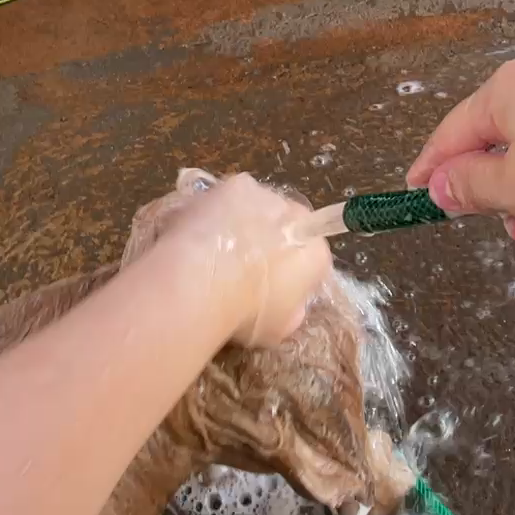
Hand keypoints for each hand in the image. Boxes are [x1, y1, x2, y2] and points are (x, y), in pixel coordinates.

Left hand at [150, 173, 331, 346]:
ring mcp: (265, 195)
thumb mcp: (277, 330)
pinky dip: (220, 210)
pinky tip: (200, 231)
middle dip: (270, 240)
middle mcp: (298, 216)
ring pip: (259, 207)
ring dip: (244, 222)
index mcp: (315, 252)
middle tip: (243, 266)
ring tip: (214, 249)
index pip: (313, 258)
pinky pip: (232, 197)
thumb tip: (288, 305)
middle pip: (288, 225)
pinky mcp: (236, 184)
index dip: (292, 271)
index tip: (273, 286)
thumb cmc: (244, 313)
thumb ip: (290, 312)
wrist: (201, 282)